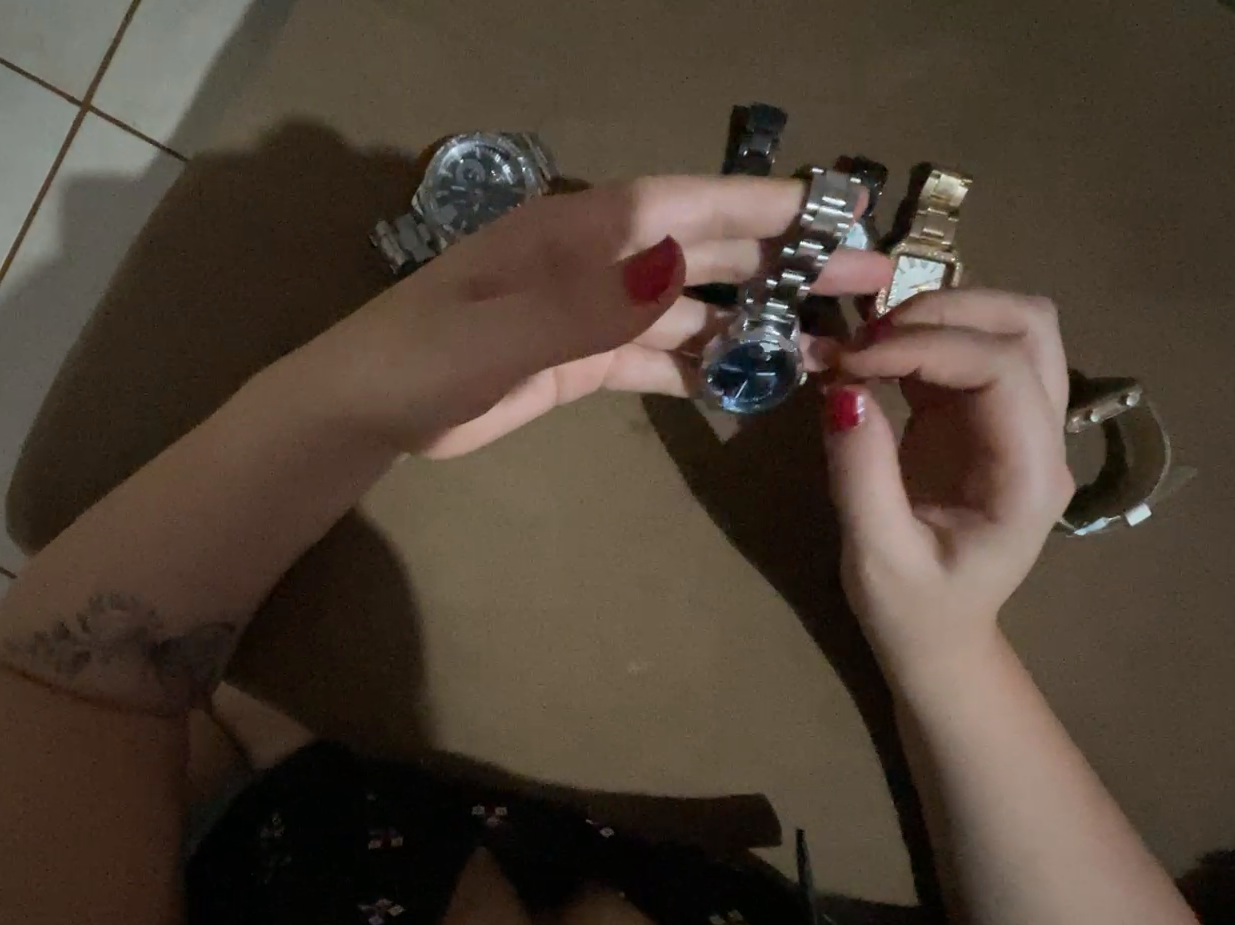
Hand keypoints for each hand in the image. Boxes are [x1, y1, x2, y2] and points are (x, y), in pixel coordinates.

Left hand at [287, 176, 890, 457]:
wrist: (370, 409)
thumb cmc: (420, 359)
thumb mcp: (496, 332)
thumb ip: (584, 303)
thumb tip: (681, 265)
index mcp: (577, 233)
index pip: (689, 206)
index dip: (767, 210)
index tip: (841, 217)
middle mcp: (595, 262)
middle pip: (704, 253)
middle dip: (783, 267)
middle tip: (864, 287)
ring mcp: (590, 312)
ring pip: (688, 311)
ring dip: (749, 325)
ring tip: (820, 348)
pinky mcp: (581, 359)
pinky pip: (655, 357)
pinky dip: (698, 368)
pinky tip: (741, 383)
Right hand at [817, 290, 1073, 664]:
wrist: (938, 634)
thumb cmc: (913, 607)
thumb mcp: (876, 554)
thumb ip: (860, 474)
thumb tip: (840, 390)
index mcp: (1027, 476)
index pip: (1003, 369)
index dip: (927, 346)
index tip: (853, 360)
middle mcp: (1038, 437)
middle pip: (1028, 326)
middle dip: (944, 310)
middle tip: (866, 338)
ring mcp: (1013, 422)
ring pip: (1007, 326)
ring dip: (939, 315)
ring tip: (868, 342)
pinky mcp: (976, 419)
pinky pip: (965, 351)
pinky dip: (919, 338)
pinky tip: (871, 355)